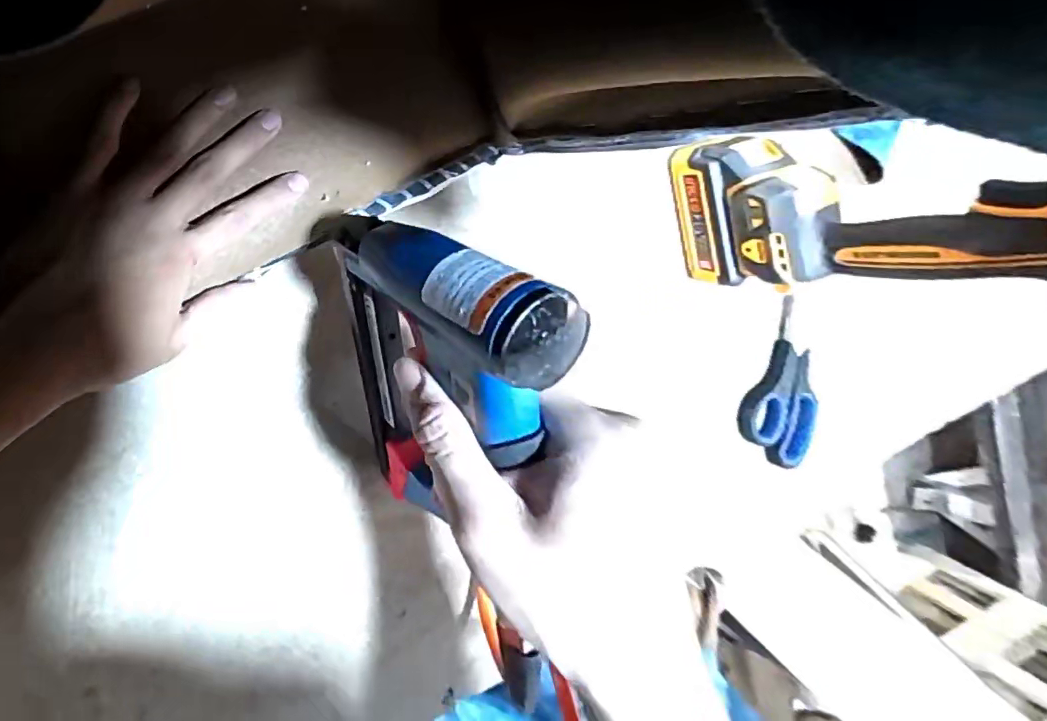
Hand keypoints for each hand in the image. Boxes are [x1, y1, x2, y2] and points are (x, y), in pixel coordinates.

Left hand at [0, 80, 307, 410]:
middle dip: (243, 142)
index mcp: (181, 255)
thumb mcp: (169, 342)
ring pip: (166, 148)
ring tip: (223, 92)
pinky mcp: (77, 189)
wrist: (29, 342)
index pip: (238, 219)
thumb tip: (256, 285)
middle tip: (269, 117)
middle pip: (209, 171)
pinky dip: (113, 112)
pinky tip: (129, 85)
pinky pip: (100, 144)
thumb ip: (214, 308)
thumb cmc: (101, 348)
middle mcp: (157, 216)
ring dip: (197, 118)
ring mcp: (117, 197)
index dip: (270, 198)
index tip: (297, 177)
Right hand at [394, 358, 726, 718]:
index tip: (463, 454)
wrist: (637, 677)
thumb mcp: (484, 520)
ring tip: (517, 517)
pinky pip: (569, 452)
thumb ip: (445, 441)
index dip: (471, 412)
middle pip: (523, 407)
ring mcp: (637, 451)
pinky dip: (544, 477)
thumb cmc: (561, 598)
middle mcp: (622, 425)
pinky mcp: (638, 475)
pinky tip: (545, 522)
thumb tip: (408, 368)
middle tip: (489, 500)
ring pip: (542, 430)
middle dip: (495, 447)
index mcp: (593, 426)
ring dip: (518, 464)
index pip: (504, 381)